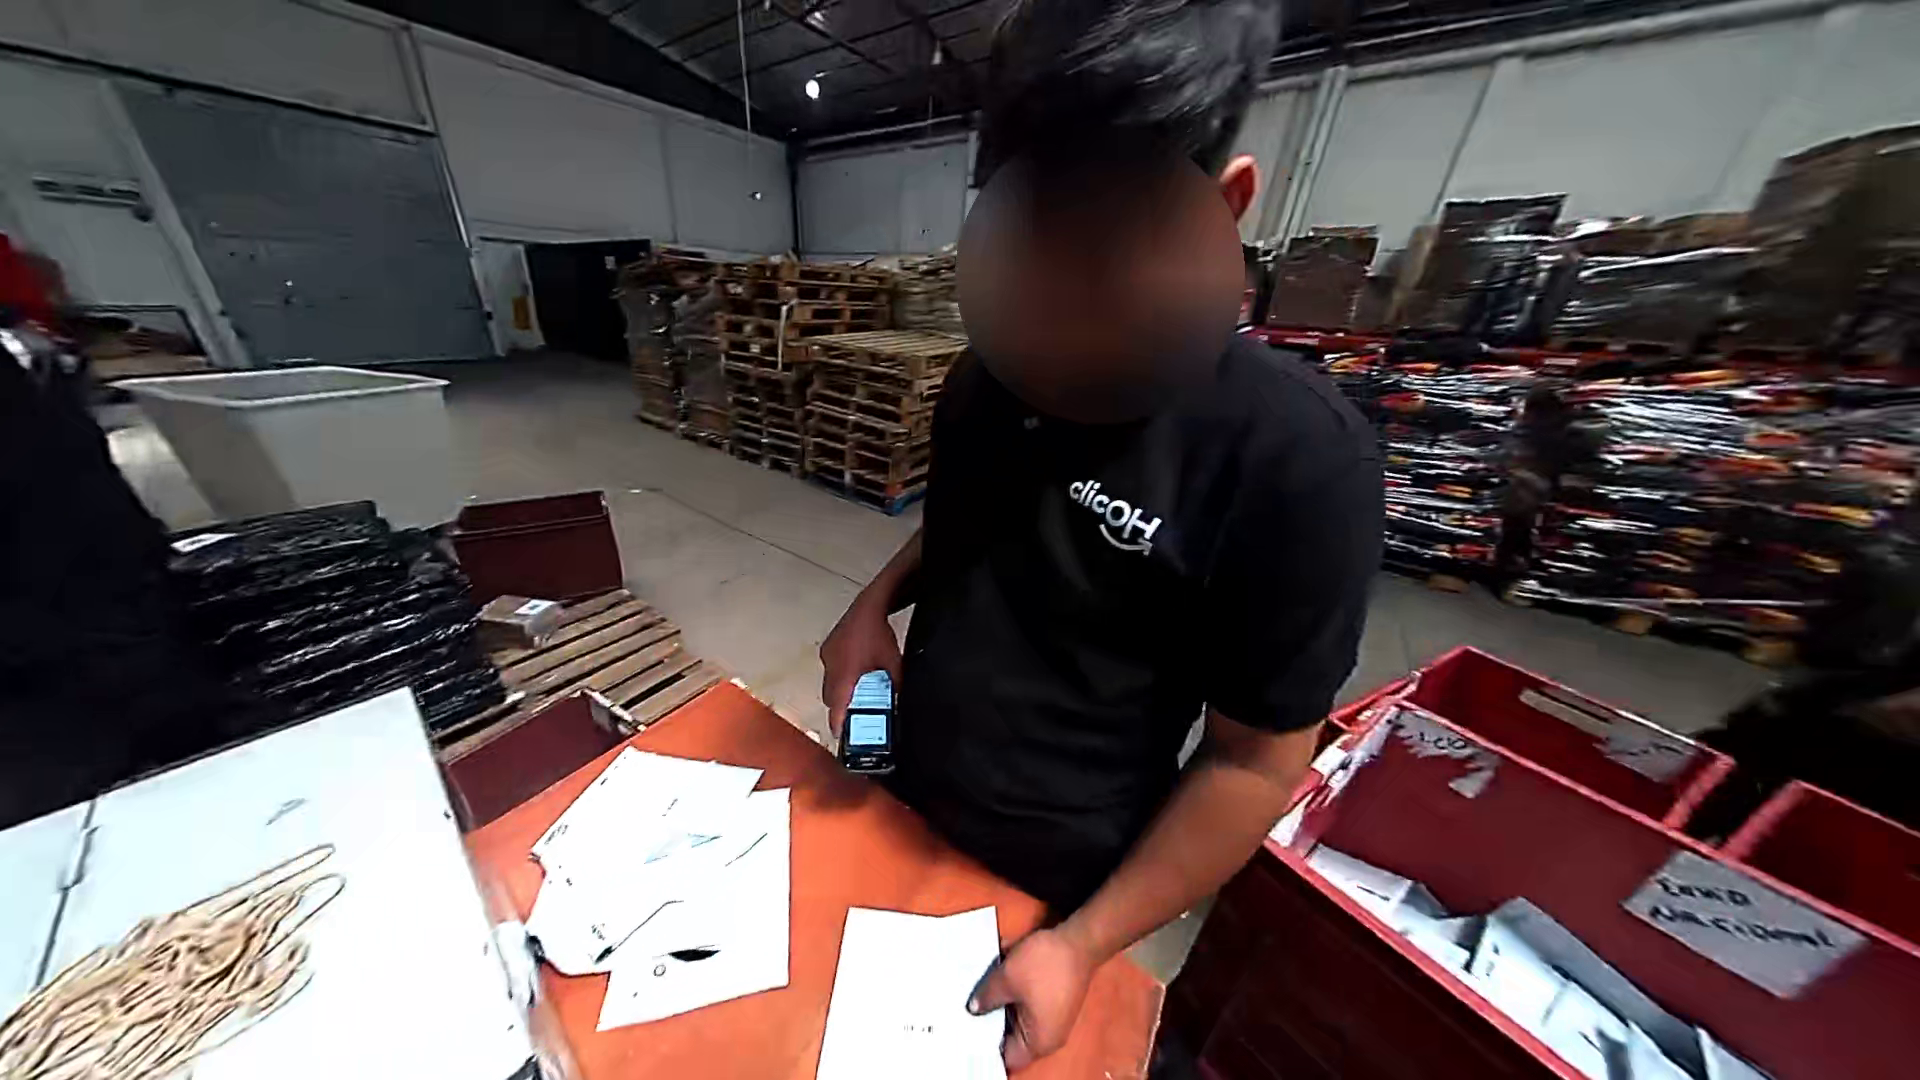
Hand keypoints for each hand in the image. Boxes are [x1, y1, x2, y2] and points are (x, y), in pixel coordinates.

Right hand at [819, 595, 900, 739]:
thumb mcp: (894, 663)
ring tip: (853, 695)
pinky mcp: (828, 647)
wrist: (869, 604)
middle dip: (840, 709)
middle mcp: (831, 666)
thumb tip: (898, 701)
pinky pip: (829, 669)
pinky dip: (838, 676)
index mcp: (845, 674)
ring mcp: (828, 655)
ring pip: (828, 684)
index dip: (838, 724)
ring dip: (839, 692)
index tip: (840, 736)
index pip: (837, 707)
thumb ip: (894, 685)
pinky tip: (853, 672)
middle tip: (852, 717)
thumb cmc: (879, 633)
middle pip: (830, 698)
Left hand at [967, 927, 1097, 1071]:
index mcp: (1037, 1042)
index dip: (986, 1044)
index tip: (968, 1028)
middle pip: (1012, 1033)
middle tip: (969, 1001)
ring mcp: (1052, 1015)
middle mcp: (1047, 1036)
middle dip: (992, 1014)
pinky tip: (1002, 962)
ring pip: (1019, 1010)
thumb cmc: (1044, 966)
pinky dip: (1016, 983)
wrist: (1078, 940)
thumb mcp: (1008, 978)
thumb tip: (973, 1009)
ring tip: (982, 978)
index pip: (1006, 1056)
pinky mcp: (1054, 996)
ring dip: (1003, 993)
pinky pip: (1029, 996)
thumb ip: (988, 996)